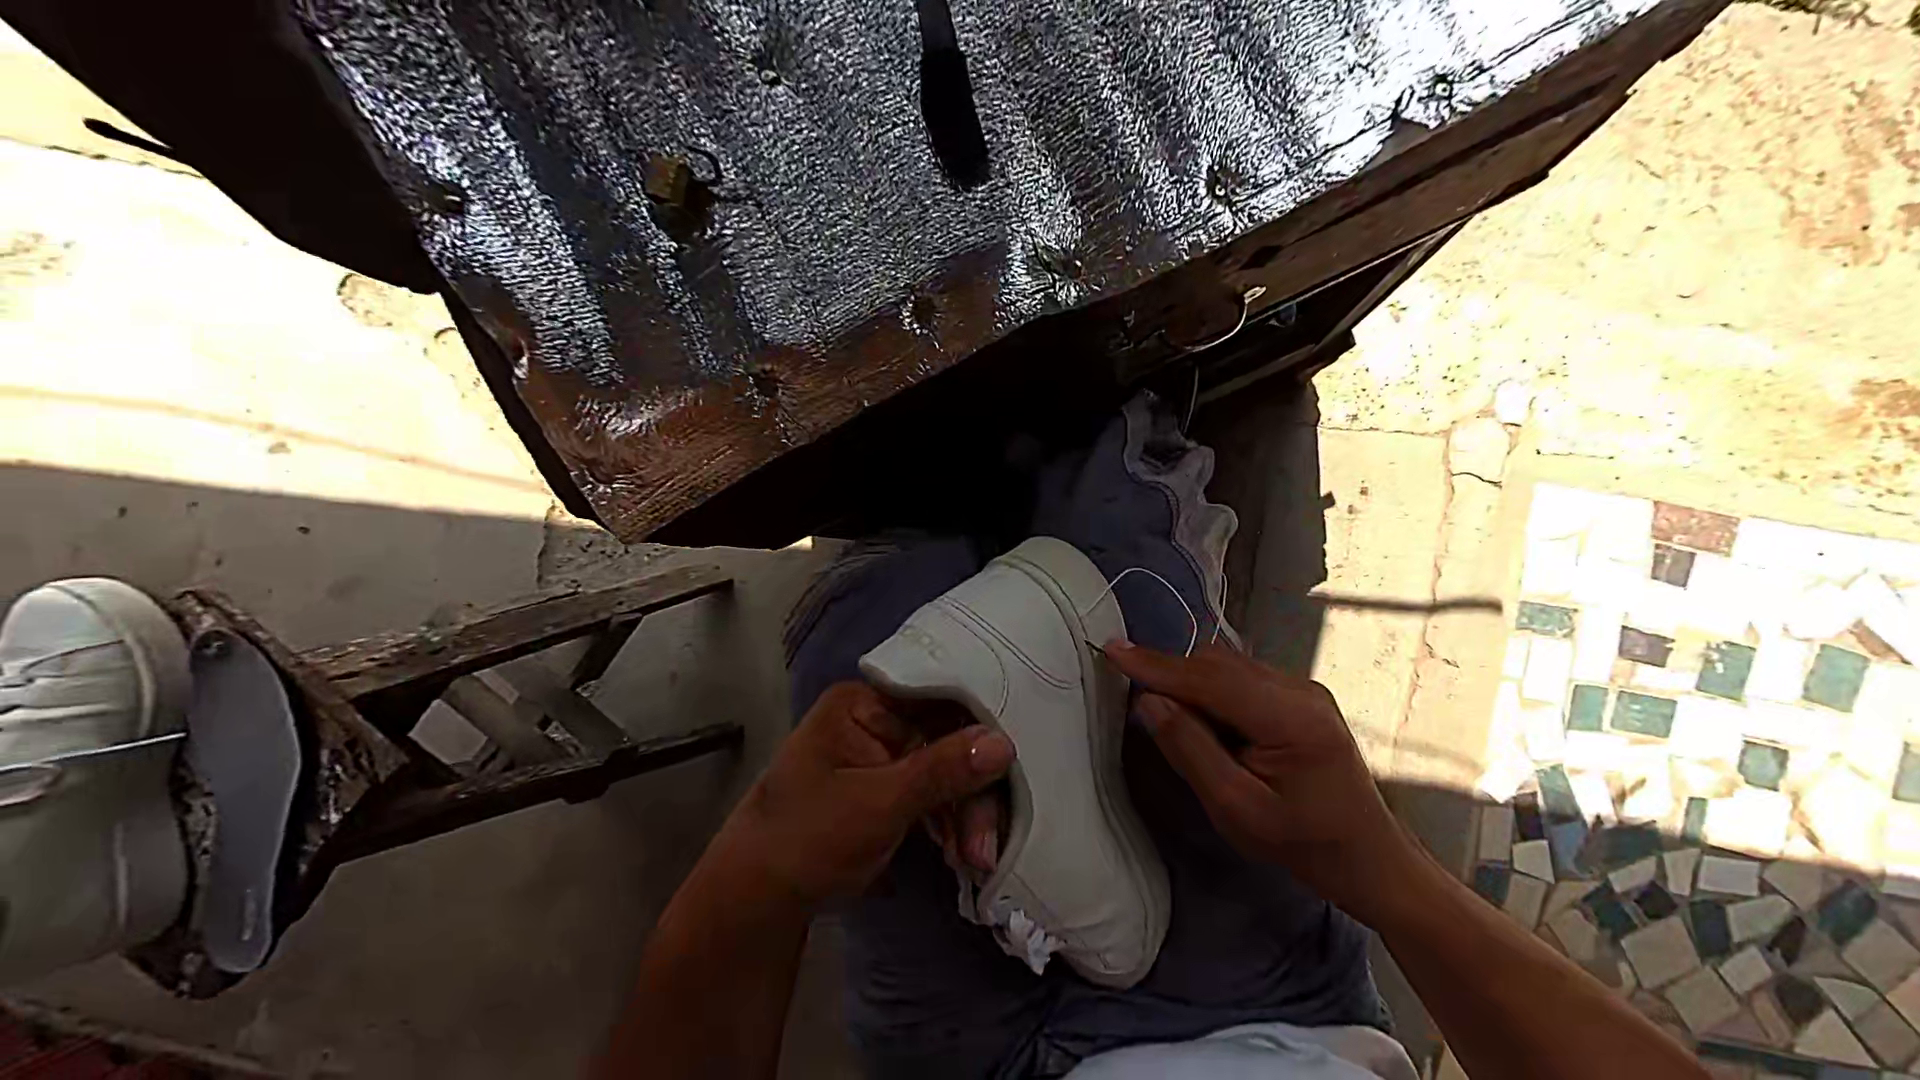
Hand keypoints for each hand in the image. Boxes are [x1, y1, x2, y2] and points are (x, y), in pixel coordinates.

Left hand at [709, 681, 1014, 905]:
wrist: (757, 901)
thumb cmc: (806, 840)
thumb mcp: (877, 804)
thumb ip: (941, 771)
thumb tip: (1004, 743)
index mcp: (863, 703)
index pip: (936, 699)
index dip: (977, 729)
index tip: (1008, 769)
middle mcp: (876, 719)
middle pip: (946, 740)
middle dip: (970, 793)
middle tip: (984, 846)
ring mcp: (882, 754)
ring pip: (946, 770)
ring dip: (964, 814)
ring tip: (975, 860)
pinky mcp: (889, 787)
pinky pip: (934, 793)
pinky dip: (950, 822)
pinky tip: (962, 853)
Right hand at [1103, 641, 1418, 921]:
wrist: (1371, 859)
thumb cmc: (1305, 845)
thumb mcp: (1236, 810)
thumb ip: (1189, 749)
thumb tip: (1148, 701)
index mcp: (1291, 718)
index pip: (1209, 679)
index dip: (1157, 665)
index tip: (1113, 650)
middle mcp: (1300, 689)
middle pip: (1217, 664)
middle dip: (1174, 679)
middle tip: (1152, 718)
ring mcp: (1303, 688)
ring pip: (1226, 665)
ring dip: (1193, 686)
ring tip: (1190, 732)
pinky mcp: (1300, 695)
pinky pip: (1240, 677)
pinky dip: (1213, 693)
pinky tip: (1216, 729)